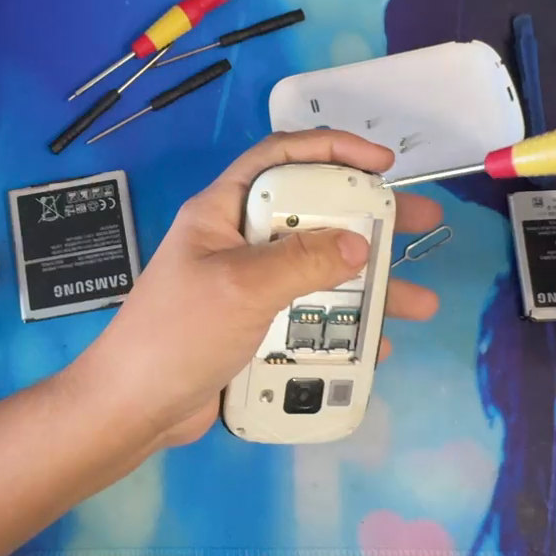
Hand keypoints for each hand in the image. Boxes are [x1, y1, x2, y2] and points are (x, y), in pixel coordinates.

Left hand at [72, 131, 442, 449]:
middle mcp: (237, 240)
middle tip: (418, 222)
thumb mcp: (242, 287)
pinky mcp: (255, 323)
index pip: (280, 158)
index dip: (331, 149)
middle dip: (366, 219)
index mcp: (223, 211)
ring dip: (366, 284)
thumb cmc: (180, 333)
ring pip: (316, 269)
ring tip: (419, 300)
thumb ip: (301, 262)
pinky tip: (376, 343)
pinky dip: (342, 324)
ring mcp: (247, 284)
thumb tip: (357, 245)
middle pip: (311, 214)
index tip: (381, 162)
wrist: (136, 406)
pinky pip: (307, 312)